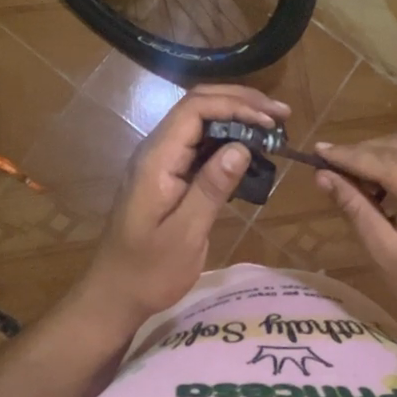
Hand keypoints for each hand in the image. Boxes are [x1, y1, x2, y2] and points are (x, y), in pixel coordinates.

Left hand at [75, 84, 290, 327]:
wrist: (116, 294)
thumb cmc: (149, 271)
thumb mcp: (185, 235)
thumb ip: (211, 188)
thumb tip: (242, 146)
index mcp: (157, 159)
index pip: (194, 109)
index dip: (234, 105)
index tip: (269, 119)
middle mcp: (157, 150)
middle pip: (198, 105)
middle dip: (240, 101)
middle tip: (281, 114)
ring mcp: (163, 160)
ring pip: (201, 120)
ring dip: (237, 115)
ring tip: (273, 125)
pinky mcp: (171, 173)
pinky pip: (201, 142)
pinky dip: (229, 137)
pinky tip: (252, 148)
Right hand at [315, 134, 396, 342]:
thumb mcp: (386, 254)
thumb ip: (356, 208)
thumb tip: (323, 175)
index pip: (389, 163)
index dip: (352, 156)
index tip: (319, 151)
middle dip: (365, 151)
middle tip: (332, 160)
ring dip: (383, 150)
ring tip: (354, 167)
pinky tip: (386, 170)